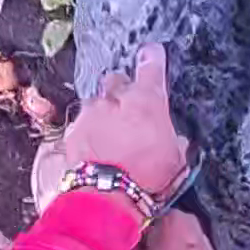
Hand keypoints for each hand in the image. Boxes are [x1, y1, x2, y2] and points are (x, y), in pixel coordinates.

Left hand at [65, 43, 187, 195]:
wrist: (106, 196)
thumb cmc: (146, 178)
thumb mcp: (176, 160)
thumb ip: (175, 141)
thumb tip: (177, 140)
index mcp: (147, 101)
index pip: (151, 66)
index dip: (152, 58)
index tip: (152, 53)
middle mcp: (115, 99)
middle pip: (117, 80)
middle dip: (122, 92)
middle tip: (131, 113)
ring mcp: (90, 113)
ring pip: (96, 102)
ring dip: (103, 114)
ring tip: (111, 138)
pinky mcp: (72, 131)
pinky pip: (81, 124)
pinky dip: (88, 133)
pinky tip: (96, 150)